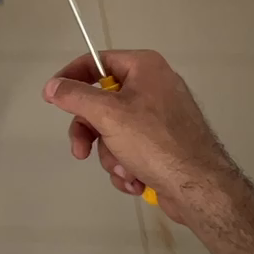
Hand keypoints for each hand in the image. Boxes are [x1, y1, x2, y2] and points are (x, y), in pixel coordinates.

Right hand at [42, 50, 240, 223]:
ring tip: (125, 171)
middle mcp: (153, 86)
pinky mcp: (164, 145)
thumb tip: (52, 86)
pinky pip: (129, 148)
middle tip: (80, 150)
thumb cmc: (155, 142)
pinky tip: (136, 180)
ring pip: (113, 130)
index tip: (52, 97)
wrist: (201, 190)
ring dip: (111, 155)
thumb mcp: (107, 114)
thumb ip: (74, 96)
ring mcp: (160, 118)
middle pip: (101, 102)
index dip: (71, 78)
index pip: (96, 62)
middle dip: (92, 132)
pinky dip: (127, 166)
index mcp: (144, 68)